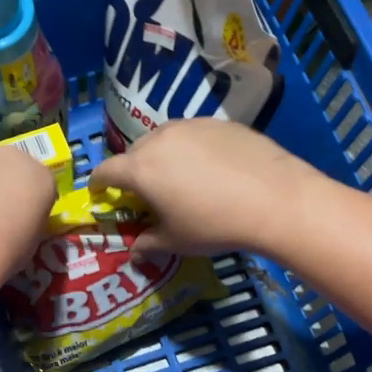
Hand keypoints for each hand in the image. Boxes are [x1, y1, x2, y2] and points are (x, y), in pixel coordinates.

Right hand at [90, 119, 317, 256]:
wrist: (274, 199)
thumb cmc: (215, 225)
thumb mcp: (176, 241)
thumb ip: (148, 243)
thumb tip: (135, 249)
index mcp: (140, 169)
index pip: (105, 171)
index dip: (98, 184)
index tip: (99, 193)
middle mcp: (159, 139)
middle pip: (133, 153)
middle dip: (132, 171)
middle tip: (145, 192)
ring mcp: (190, 126)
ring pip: (163, 139)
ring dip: (161, 156)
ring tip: (177, 178)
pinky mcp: (218, 122)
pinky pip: (192, 135)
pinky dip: (190, 149)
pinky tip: (209, 169)